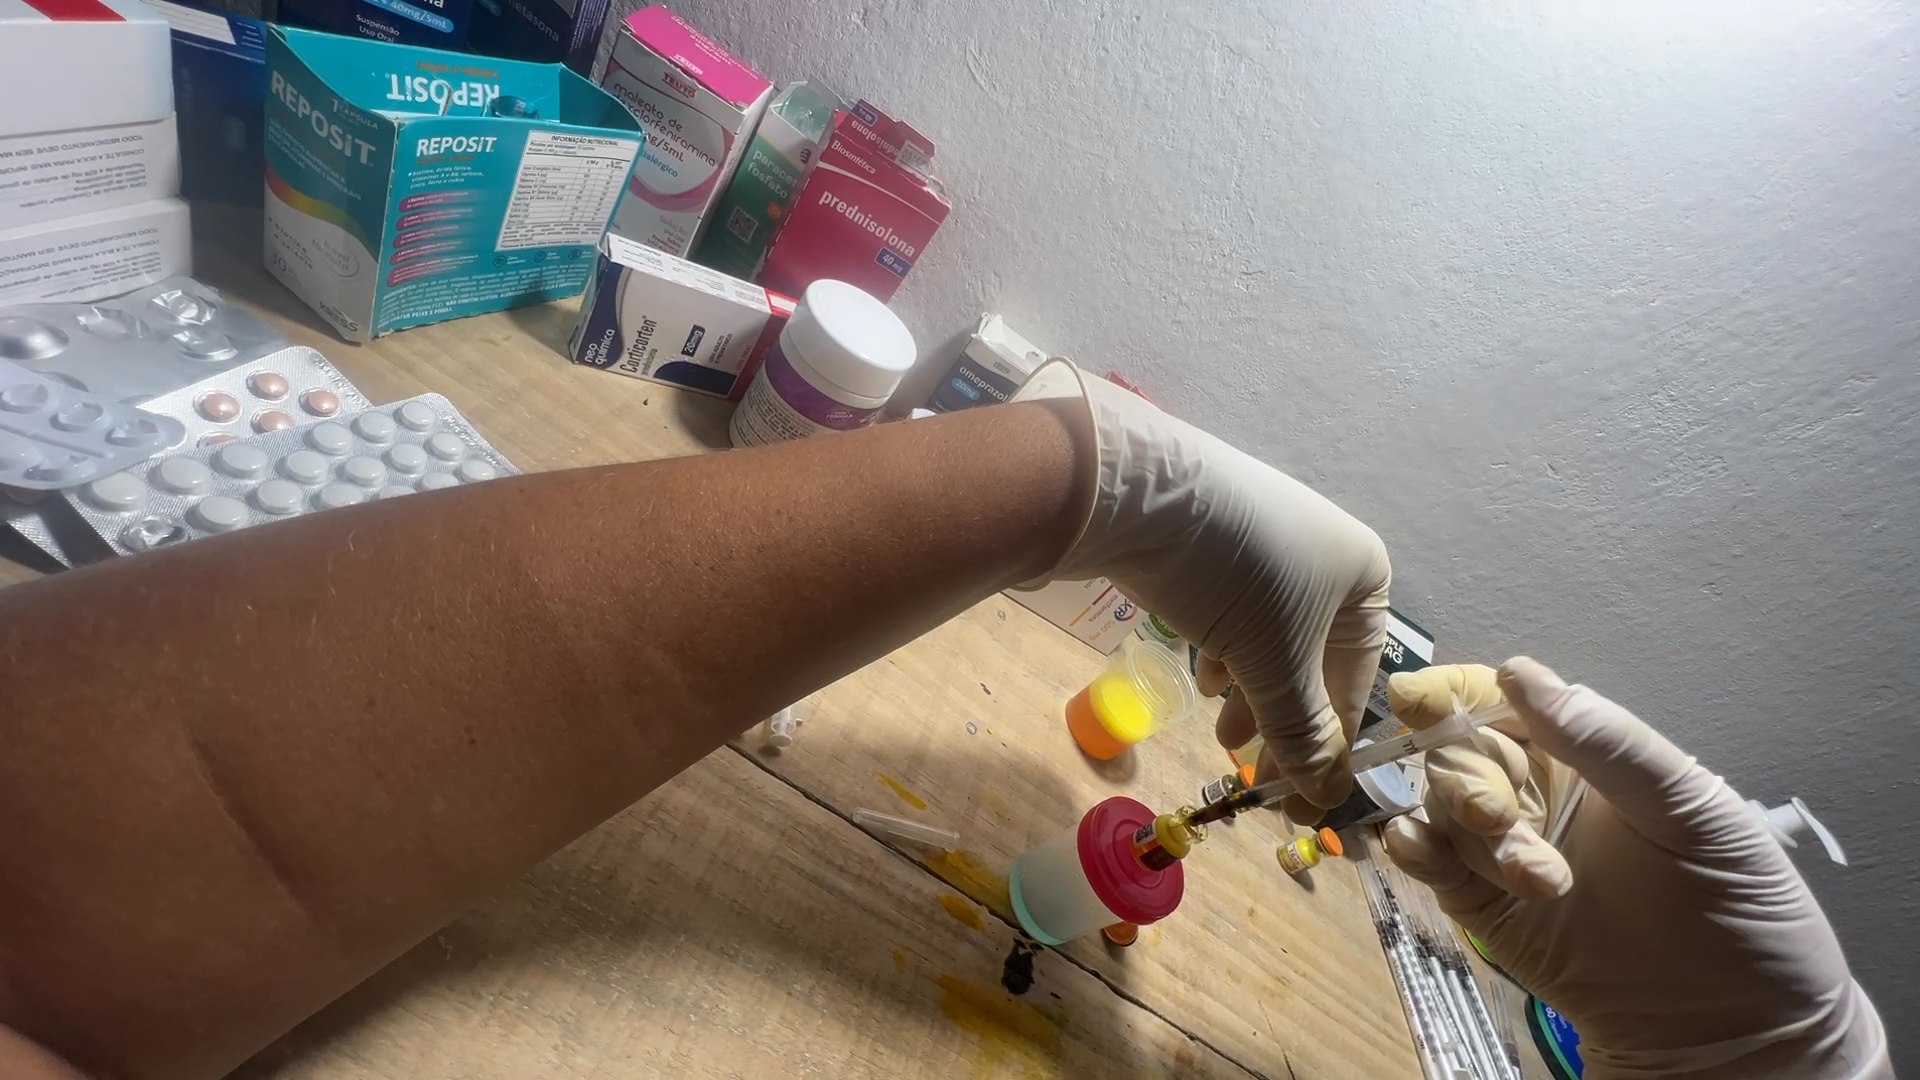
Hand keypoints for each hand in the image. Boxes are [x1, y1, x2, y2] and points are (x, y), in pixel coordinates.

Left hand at [1014, 361, 1391, 810]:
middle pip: (1308, 652)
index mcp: (1361, 571)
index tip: (1296, 781)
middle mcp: (1320, 549)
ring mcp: (1262, 536)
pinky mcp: (1212, 535)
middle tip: (1245, 759)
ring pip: (1265, 631)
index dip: (1328, 733)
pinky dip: (1224, 644)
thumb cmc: (1229, 578)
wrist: (1138, 493)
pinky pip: (1232, 604)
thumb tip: (1325, 796)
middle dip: (1279, 711)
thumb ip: (1299, 730)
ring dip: (1248, 685)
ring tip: (1218, 722)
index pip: (1356, 672)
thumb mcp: (1271, 661)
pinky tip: (1205, 670)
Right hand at [1384, 659, 1888, 1079]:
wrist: (1733, 1031)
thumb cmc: (1733, 906)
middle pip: (1453, 752)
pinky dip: (1409, 845)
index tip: (1420, 698)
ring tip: (1541, 882)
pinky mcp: (1468, 891)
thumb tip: (1514, 671)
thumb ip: (1607, 740)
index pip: (1495, 701)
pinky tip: (1418, 849)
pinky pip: (1419, 854)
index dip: (1450, 691)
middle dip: (1467, 779)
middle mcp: (1521, 787)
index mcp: (1571, 751)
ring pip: (1439, 805)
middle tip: (1500, 817)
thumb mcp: (1693, 811)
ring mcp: (1489, 840)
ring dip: (1474, 836)